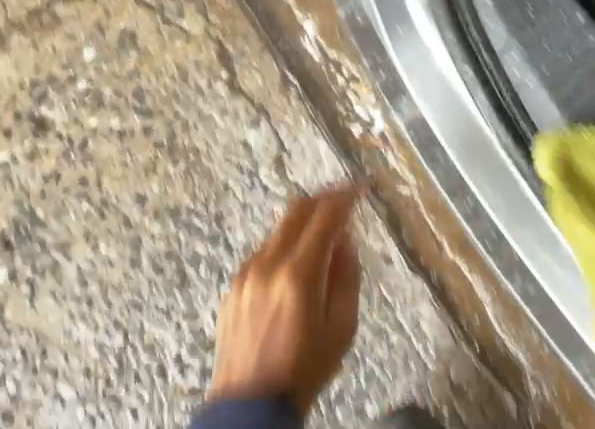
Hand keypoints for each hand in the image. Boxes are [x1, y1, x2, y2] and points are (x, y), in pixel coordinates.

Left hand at [208, 184, 362, 411]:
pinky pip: (264, 250)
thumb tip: (345, 239)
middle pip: (297, 209)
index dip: (346, 196)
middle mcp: (268, 264)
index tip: (361, 188)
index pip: (326, 215)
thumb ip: (347, 275)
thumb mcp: (343, 326)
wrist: (249, 408)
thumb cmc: (306, 368)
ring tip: (323, 236)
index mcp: (299, 274)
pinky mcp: (233, 287)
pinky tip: (296, 264)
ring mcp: (246, 274)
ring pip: (279, 228)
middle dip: (323, 198)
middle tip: (343, 200)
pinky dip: (285, 244)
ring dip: (303, 222)